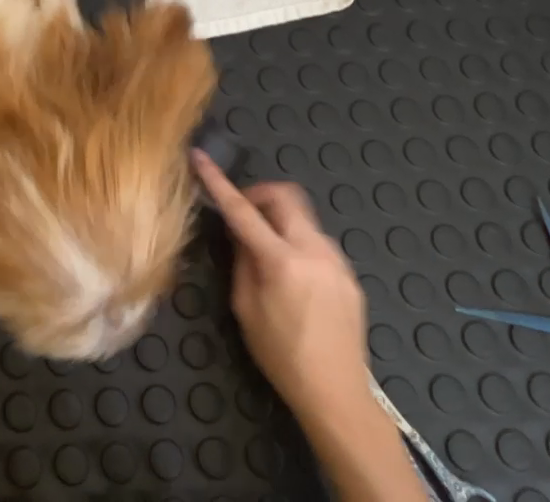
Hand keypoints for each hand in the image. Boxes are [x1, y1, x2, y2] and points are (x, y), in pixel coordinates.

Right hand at [191, 150, 369, 422]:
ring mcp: (337, 261)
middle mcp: (314, 251)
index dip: (218, 182)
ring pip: (303, 218)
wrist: (337, 392)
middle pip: (285, 196)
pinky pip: (317, 242)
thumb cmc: (281, 355)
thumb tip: (238, 232)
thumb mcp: (245, 309)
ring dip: (279, 220)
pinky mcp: (349, 274)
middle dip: (259, 194)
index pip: (243, 210)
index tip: (200, 158)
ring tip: (265, 252)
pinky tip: (290, 275)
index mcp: (282, 261)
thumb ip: (241, 261)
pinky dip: (296, 242)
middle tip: (241, 214)